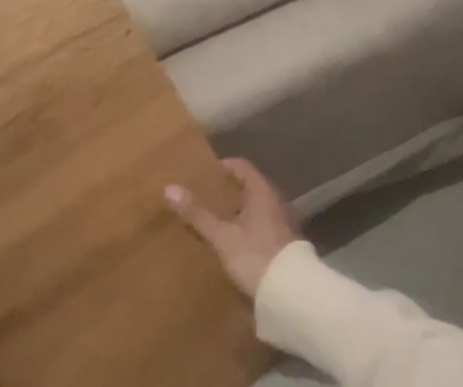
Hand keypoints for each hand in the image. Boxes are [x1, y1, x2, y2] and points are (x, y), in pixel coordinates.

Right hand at [165, 158, 299, 297]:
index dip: (223, 166)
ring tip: (213, 219)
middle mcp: (276, 203)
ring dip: (236, 212)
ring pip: (255, 210)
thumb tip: (169, 188)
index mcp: (263, 193)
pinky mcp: (284, 246)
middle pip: (249, 188)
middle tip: (203, 196)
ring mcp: (283, 226)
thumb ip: (198, 214)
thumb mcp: (223, 236)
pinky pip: (261, 228)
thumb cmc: (257, 257)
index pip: (242, 167)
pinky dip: (245, 228)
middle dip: (227, 191)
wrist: (293, 297)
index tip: (204, 172)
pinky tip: (231, 242)